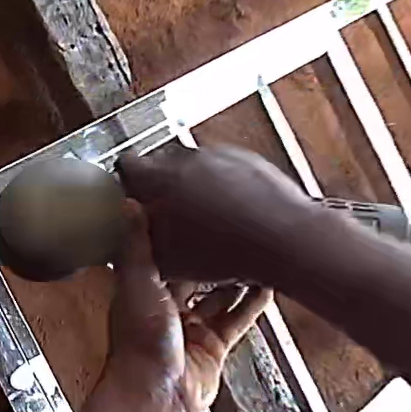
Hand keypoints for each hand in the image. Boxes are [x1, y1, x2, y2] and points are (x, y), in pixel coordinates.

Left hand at [104, 204, 274, 411]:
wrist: (156, 393)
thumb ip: (137, 245)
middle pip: (192, 273)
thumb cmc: (139, 341)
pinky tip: (269, 284)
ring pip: (218, 294)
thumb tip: (128, 204)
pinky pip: (236, 318)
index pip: (160, 252)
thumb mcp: (137, 282)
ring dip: (236, 276)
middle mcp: (164, 305)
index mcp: (140, 288)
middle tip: (235, 227)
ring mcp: (190, 325)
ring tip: (258, 249)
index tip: (194, 211)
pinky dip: (253, 303)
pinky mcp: (213, 344)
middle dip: (211, 254)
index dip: (176, 234)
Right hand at [116, 142, 328, 283]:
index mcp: (155, 176)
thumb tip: (126, 228)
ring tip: (203, 219)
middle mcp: (184, 157)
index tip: (131, 197)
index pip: (125, 165)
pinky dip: (222, 187)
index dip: (125, 182)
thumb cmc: (222, 251)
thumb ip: (136, 237)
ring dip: (192, 186)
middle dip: (160, 185)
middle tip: (166, 214)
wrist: (285, 240)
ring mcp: (219, 155)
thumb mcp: (161, 256)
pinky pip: (224, 170)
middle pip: (159, 164)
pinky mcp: (249, 159)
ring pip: (193, 167)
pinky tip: (230, 216)